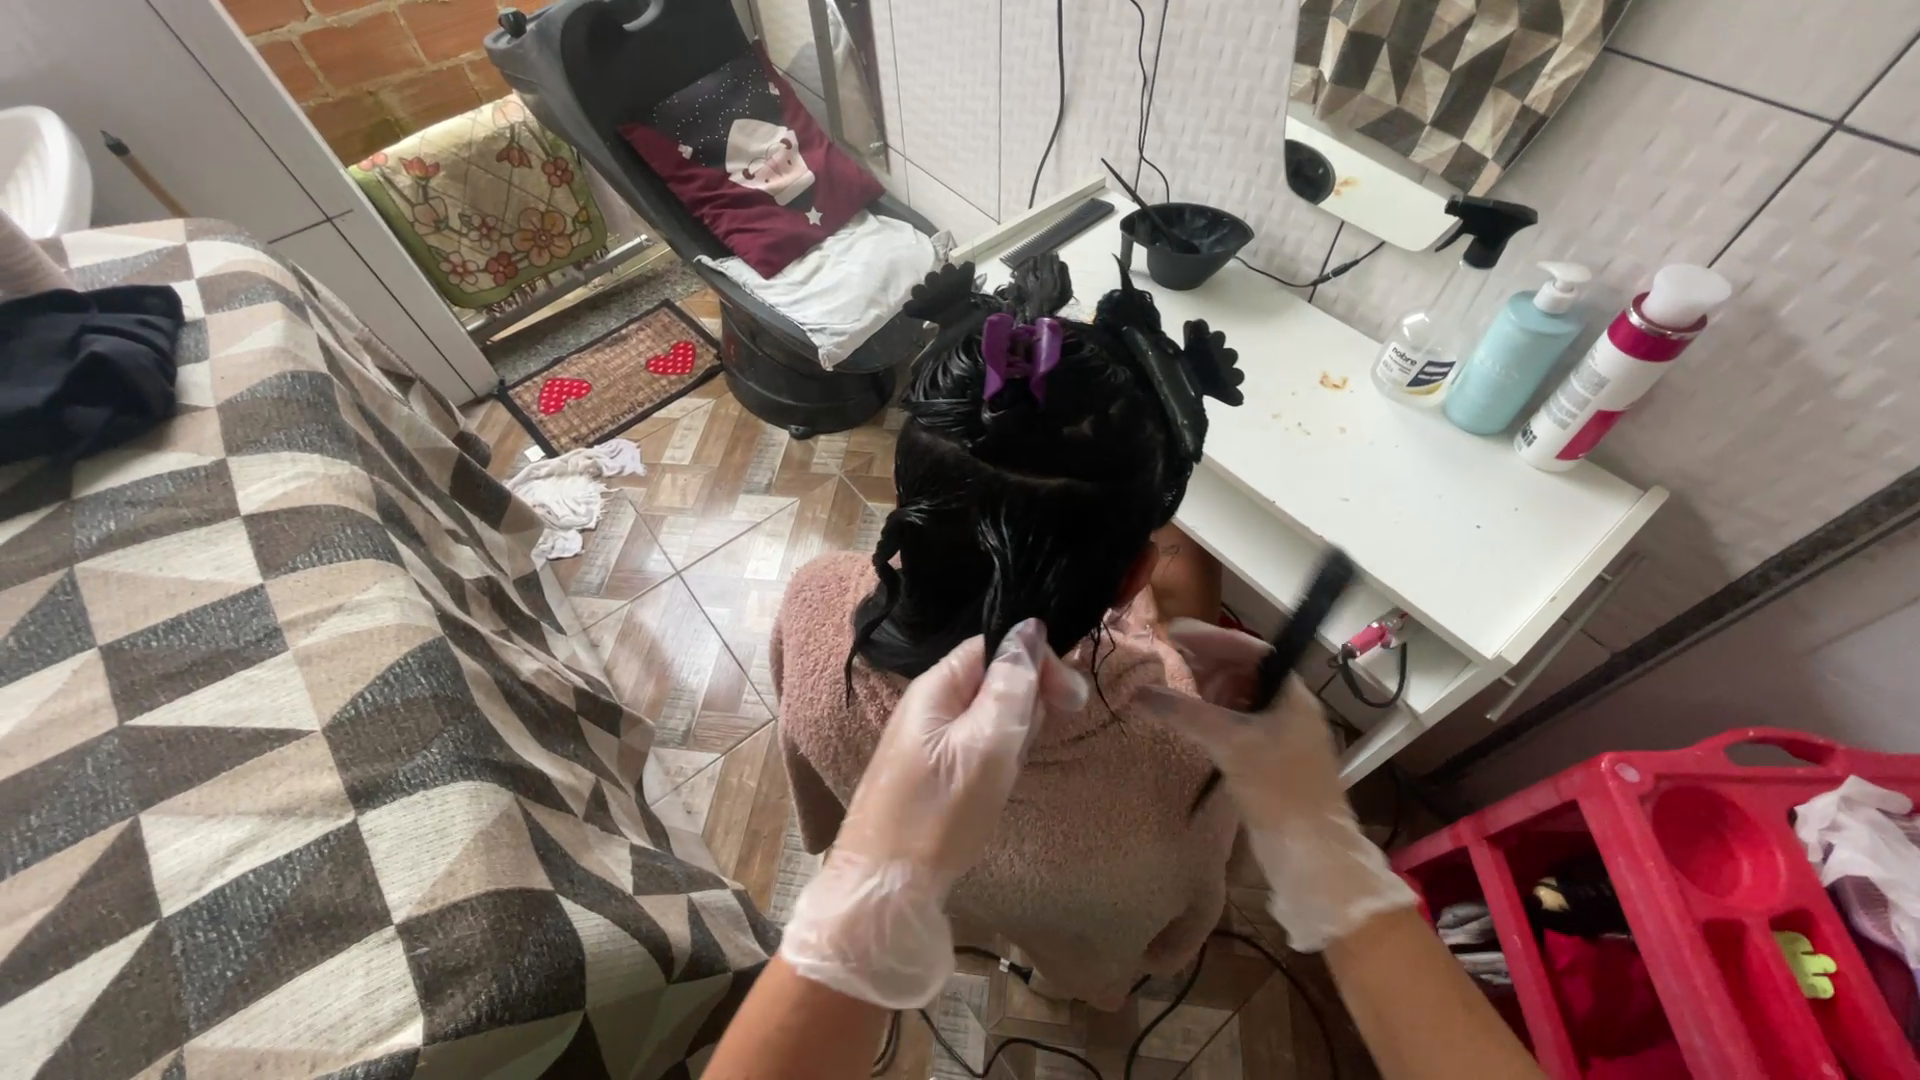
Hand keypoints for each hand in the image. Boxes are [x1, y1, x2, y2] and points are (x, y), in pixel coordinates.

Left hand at [780, 619, 1088, 1006]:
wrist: (885, 888)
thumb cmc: (939, 813)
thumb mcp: (987, 744)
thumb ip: (1012, 683)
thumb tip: (1030, 625)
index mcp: (938, 684)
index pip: (996, 644)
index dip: (1037, 662)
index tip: (1070, 700)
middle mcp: (931, 702)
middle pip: (996, 677)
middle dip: (1027, 704)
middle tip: (1028, 746)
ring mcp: (930, 737)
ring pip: (991, 715)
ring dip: (1014, 737)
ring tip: (1005, 774)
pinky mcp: (934, 768)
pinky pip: (978, 745)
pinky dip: (997, 760)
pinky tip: (993, 788)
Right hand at [1140, 621, 1414, 952]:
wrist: (1311, 853)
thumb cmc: (1279, 789)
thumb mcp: (1229, 743)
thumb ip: (1184, 712)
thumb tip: (1138, 693)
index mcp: (1292, 695)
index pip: (1251, 651)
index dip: (1213, 639)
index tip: (1176, 633)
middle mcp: (1289, 708)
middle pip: (1245, 671)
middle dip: (1208, 662)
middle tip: (1171, 658)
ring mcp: (1280, 734)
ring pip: (1239, 697)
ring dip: (1208, 689)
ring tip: (1178, 688)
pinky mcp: (1269, 758)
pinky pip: (1237, 722)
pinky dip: (1213, 715)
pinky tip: (1192, 720)